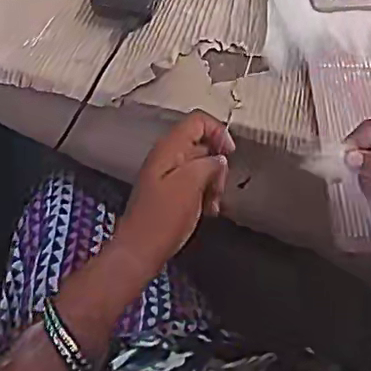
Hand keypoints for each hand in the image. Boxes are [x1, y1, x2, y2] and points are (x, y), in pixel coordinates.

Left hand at [115, 112, 235, 262]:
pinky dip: (205, 192)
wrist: (139, 250)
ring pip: (200, 165)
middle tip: (219, 188)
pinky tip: (207, 209)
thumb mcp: (190, 184)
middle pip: (202, 144)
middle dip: (217, 164)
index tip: (230, 153)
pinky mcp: (168, 191)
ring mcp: (166, 174)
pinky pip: (193, 182)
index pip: (198, 121)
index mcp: (169, 148)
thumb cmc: (163, 218)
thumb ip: (208, 164)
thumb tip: (219, 159)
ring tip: (213, 204)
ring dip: (213, 182)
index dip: (219, 131)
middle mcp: (166, 156)